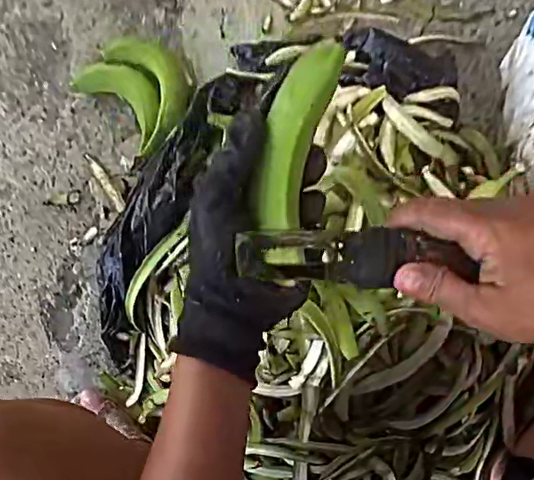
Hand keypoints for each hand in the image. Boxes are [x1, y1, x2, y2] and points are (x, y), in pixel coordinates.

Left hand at [170, 107, 307, 382]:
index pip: (264, 146)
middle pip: (293, 166)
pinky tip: (313, 224)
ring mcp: (284, 222)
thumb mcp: (215, 201)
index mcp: (239, 183)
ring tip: (309, 204)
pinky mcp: (301, 246)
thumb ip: (232, 162)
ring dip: (312, 193)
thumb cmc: (217, 254)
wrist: (232, 308)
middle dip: (305, 160)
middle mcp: (264, 198)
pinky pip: (317, 224)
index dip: (280, 129)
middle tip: (314, 161)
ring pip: (309, 193)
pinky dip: (318, 220)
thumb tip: (253, 116)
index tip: (297, 117)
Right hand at [388, 197, 533, 352]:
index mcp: (490, 229)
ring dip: (475, 232)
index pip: (436, 211)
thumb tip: (400, 274)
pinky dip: (504, 230)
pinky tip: (513, 259)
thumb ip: (440, 288)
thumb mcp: (484, 310)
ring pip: (493, 211)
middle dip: (441, 230)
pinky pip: (521, 213)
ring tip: (477, 267)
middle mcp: (515, 205)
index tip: (387, 222)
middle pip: (464, 210)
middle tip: (429, 260)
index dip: (407, 215)